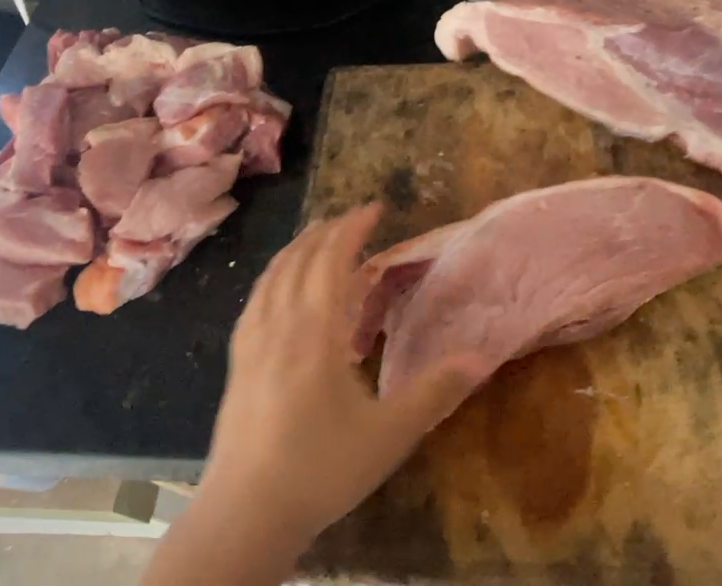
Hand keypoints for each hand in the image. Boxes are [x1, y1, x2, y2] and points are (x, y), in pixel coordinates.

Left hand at [143, 205, 484, 585]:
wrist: (245, 513)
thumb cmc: (321, 470)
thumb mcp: (390, 434)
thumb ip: (436, 391)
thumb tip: (484, 355)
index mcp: (315, 333)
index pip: (332, 261)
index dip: (353, 228)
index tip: (375, 208)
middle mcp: (279, 325)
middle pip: (299, 260)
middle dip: (327, 232)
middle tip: (354, 218)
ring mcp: (252, 343)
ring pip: (272, 276)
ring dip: (297, 248)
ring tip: (318, 237)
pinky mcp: (237, 363)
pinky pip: (254, 300)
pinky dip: (272, 276)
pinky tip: (277, 286)